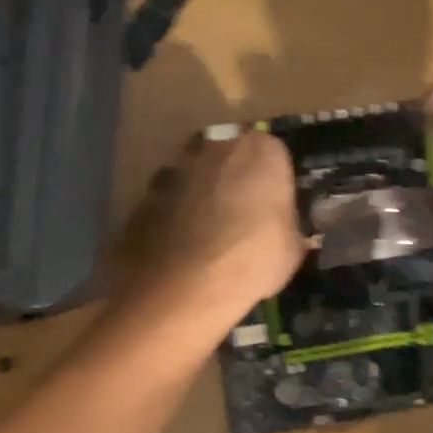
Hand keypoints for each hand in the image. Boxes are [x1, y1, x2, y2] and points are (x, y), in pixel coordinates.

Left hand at [99, 130, 305, 320]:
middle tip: (230, 220)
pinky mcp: (141, 197)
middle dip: (226, 182)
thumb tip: (283, 237)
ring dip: (192, 198)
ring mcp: (171, 170)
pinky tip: (171, 251)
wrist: (185, 286)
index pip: (270, 157)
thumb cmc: (251, 260)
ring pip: (187, 178)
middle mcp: (212, 147)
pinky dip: (166, 221)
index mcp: (260, 149)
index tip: (266, 211)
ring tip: (196, 238)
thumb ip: (286, 230)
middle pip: (223, 158)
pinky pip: (161, 206)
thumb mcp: (290, 250)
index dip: (267, 185)